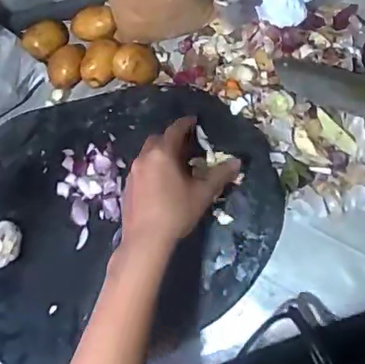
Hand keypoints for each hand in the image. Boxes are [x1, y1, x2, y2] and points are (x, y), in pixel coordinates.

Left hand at [121, 117, 240, 254]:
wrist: (145, 242)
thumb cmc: (176, 213)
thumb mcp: (202, 194)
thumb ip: (220, 175)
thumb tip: (237, 162)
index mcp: (163, 152)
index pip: (175, 129)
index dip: (186, 124)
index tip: (194, 121)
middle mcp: (145, 157)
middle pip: (158, 139)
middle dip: (172, 138)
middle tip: (186, 145)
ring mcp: (133, 172)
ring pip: (147, 153)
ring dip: (160, 153)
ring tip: (174, 164)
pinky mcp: (126, 186)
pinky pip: (141, 168)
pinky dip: (151, 168)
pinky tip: (160, 183)